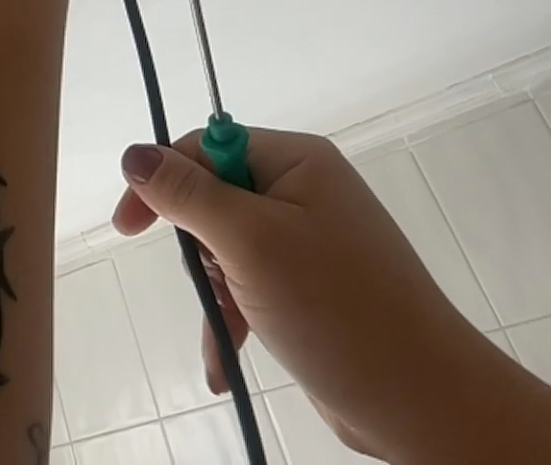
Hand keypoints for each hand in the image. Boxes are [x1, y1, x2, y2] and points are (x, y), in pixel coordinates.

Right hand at [113, 129, 510, 459]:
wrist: (422, 402)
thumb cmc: (335, 306)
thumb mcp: (250, 243)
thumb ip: (187, 196)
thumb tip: (133, 153)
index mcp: (295, 161)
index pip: (207, 147)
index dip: (163, 179)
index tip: (128, 226)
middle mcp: (303, 190)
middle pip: (214, 197)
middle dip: (199, 246)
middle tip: (210, 281)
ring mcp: (309, 240)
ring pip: (227, 247)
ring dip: (215, 291)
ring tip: (228, 330)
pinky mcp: (311, 286)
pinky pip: (251, 284)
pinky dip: (234, 316)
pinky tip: (225, 359)